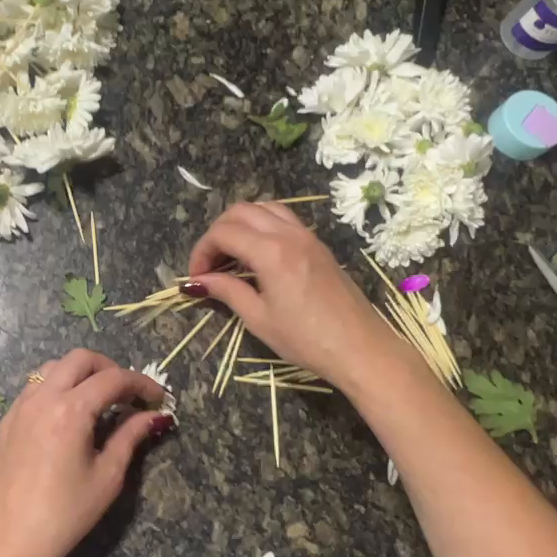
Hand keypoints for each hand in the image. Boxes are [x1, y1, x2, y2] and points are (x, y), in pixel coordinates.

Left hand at [0, 350, 172, 556]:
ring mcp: (19, 407)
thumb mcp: (107, 477)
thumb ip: (130, 437)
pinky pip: (34, 388)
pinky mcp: (6, 421)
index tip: (158, 398)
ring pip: (52, 368)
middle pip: (80, 359)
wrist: (11, 541)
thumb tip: (154, 416)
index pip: (113, 379)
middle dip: (109, 368)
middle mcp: (42, 398)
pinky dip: (56, 388)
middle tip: (128, 393)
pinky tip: (67, 415)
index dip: (141, 383)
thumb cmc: (66, 514)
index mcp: (70, 410)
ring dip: (80, 374)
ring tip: (98, 400)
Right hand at [185, 202, 413, 394]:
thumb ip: (227, 292)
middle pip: (240, 212)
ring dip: (240, 224)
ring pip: (264, 209)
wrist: (360, 348)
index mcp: (271, 252)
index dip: (202, 252)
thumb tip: (198, 282)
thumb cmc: (306, 340)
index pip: (223, 233)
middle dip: (217, 233)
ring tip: (231, 256)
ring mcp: (307, 236)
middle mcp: (289, 234)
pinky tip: (257, 255)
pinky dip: (262, 226)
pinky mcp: (318, 245)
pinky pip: (283, 219)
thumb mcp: (259, 319)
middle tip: (210, 266)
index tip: (196, 278)